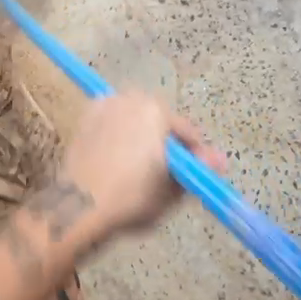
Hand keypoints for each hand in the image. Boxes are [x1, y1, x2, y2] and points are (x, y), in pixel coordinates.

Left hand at [56, 91, 225, 240]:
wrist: (80, 201)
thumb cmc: (131, 198)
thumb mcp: (171, 191)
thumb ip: (196, 170)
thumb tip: (220, 159)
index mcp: (157, 112)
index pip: (187, 133)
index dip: (194, 156)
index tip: (193, 176)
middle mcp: (132, 98)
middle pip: (160, 119)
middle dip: (166, 141)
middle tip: (165, 171)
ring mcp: (107, 102)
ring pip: (136, 116)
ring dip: (143, 133)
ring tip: (141, 164)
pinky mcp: (88, 112)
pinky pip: (114, 118)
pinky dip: (120, 130)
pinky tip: (118, 154)